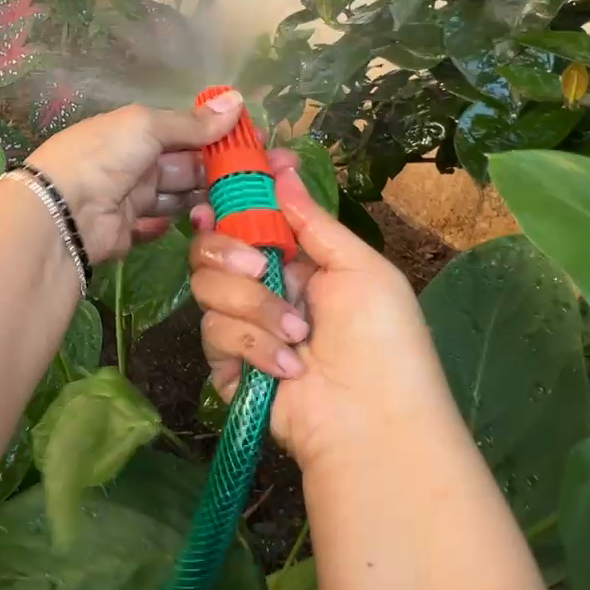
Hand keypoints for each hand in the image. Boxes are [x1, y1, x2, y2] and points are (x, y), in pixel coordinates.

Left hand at [21, 90, 245, 263]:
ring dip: (209, 199)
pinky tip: (209, 223)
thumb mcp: (146, 126)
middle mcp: (133, 161)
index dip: (222, 138)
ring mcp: (130, 196)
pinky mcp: (128, 229)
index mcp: (134, 130)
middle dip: (226, 171)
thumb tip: (237, 101)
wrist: (63, 209)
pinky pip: (162, 224)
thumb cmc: (103, 155)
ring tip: (247, 204)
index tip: (263, 145)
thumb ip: (191, 122)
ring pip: (181, 196)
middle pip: (188, 165)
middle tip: (272, 179)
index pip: (186, 131)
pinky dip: (181, 223)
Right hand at [189, 157, 459, 469]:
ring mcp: (240, 323)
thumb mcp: (362, 270)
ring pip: (207, 286)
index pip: (245, 217)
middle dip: (231, 253)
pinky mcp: (224, 360)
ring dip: (254, 309)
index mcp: (295, 260)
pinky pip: (212, 332)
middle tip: (261, 269)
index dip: (230, 201)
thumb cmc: (382, 341)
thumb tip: (282, 167)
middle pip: (211, 245)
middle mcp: (261, 285)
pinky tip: (285, 369)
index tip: (223, 191)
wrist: (372, 422)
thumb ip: (312, 220)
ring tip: (296, 338)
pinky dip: (251, 347)